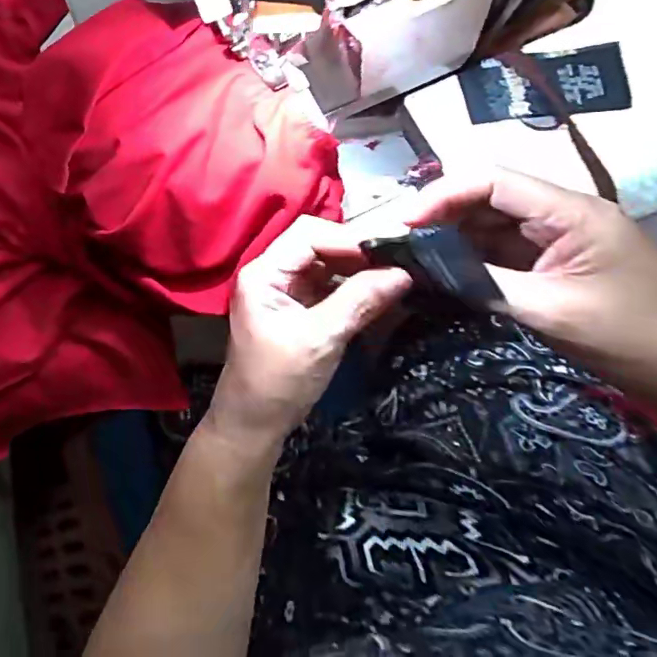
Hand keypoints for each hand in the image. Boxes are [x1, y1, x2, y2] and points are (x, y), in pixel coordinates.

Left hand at [205, 217, 411, 451]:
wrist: (254, 421)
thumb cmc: (279, 380)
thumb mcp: (321, 339)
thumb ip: (358, 301)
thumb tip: (403, 272)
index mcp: (263, 272)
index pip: (308, 235)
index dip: (349, 239)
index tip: (390, 251)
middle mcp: (270, 272)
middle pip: (316, 243)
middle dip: (355, 250)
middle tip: (399, 260)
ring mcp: (283, 288)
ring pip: (324, 263)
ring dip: (357, 267)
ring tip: (397, 273)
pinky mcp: (296, 306)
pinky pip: (327, 284)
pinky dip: (351, 285)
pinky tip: (380, 290)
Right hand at [404, 167, 656, 401]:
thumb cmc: (634, 342)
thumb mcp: (550, 311)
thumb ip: (484, 281)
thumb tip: (426, 265)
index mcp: (572, 212)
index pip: (491, 181)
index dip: (441, 196)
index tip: (405, 224)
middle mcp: (564, 214)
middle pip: (487, 197)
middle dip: (441, 215)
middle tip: (402, 242)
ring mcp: (561, 238)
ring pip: (491, 222)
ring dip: (453, 236)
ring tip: (415, 256)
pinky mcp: (558, 261)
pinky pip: (504, 248)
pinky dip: (473, 257)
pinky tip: (446, 270)